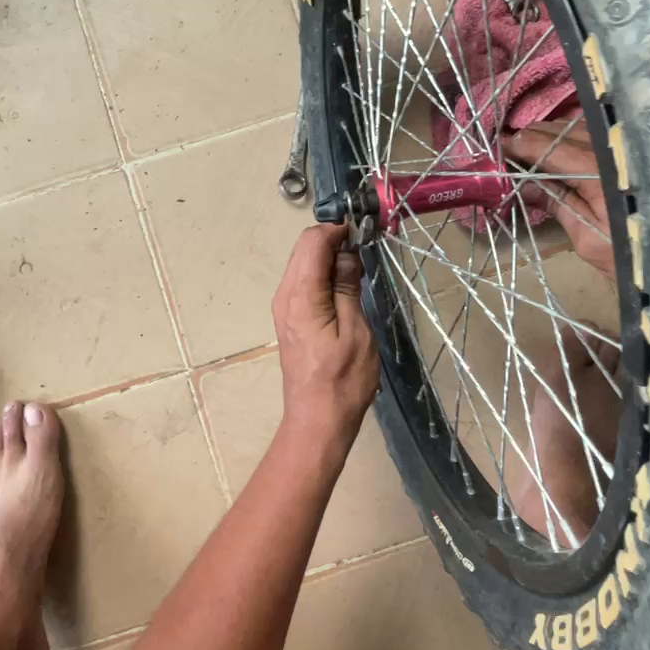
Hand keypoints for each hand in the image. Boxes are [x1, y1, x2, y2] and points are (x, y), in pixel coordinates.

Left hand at [272, 225, 379, 441]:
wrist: (317, 420)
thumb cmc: (343, 380)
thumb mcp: (356, 331)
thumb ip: (348, 287)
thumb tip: (348, 253)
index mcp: (301, 295)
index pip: (312, 242)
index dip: (337, 229)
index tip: (364, 231)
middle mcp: (285, 295)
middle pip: (304, 248)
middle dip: (333, 239)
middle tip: (365, 246)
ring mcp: (284, 306)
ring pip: (303, 263)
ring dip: (328, 256)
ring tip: (359, 267)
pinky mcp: (289, 317)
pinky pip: (303, 280)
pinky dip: (322, 273)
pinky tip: (345, 285)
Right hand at [505, 118, 615, 276]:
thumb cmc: (630, 253)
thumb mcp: (585, 236)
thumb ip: (553, 202)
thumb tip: (518, 184)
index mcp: (596, 171)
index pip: (546, 146)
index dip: (518, 145)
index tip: (496, 151)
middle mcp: (610, 149)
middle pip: (558, 129)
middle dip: (529, 138)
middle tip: (508, 155)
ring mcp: (622, 147)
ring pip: (574, 125)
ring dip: (548, 135)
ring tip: (530, 153)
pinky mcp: (631, 150)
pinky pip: (592, 131)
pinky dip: (569, 136)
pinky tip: (559, 151)